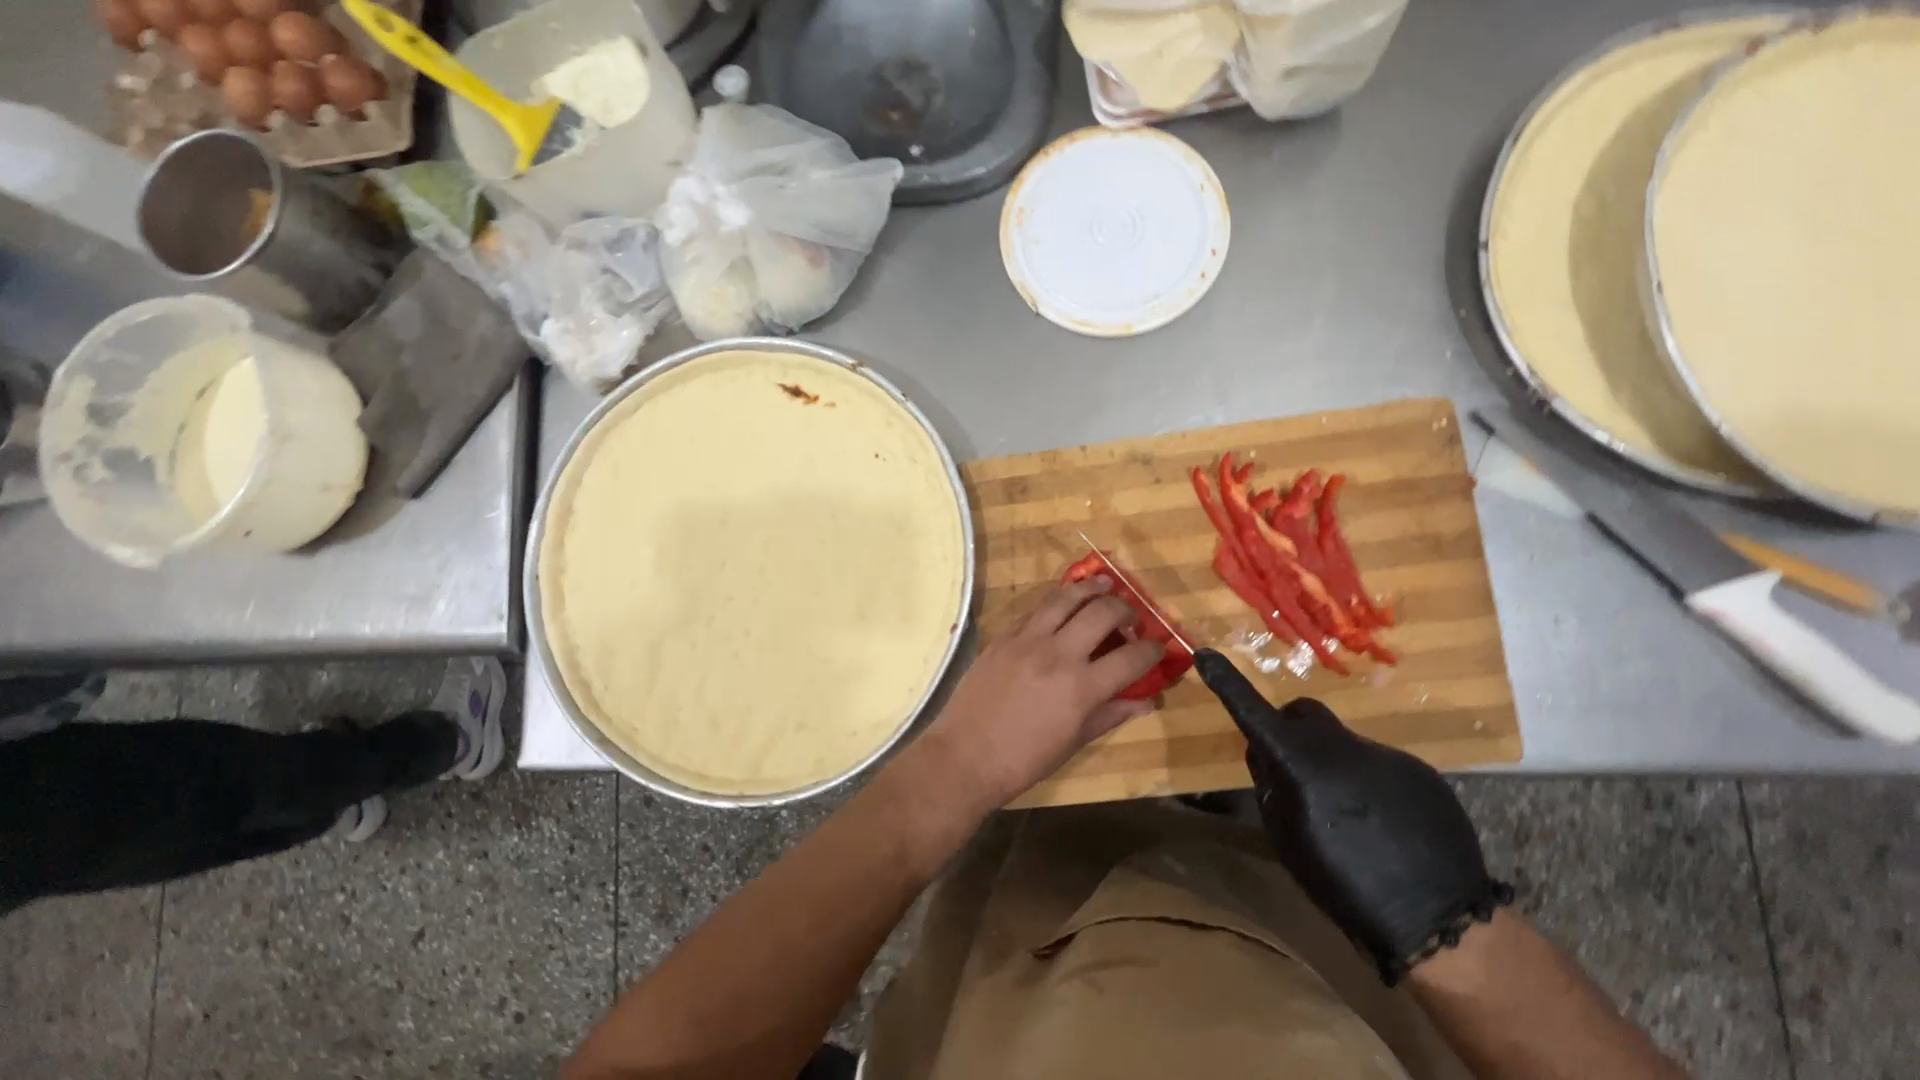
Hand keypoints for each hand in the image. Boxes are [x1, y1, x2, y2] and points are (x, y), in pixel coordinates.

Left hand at [913, 577, 1163, 810]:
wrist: (966, 757)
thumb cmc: (1024, 760)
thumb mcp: (1074, 741)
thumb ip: (1110, 714)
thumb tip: (1145, 702)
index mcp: (1082, 688)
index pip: (1131, 658)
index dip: (1151, 650)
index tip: (1157, 647)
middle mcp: (1058, 655)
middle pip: (1102, 613)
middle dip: (1125, 609)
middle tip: (1131, 615)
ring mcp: (1026, 641)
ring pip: (1065, 598)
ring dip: (1090, 589)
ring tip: (1104, 583)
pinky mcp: (1002, 638)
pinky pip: (1033, 610)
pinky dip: (1054, 602)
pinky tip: (1061, 603)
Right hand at [1193, 650, 1512, 983]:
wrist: (1436, 916)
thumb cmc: (1343, 885)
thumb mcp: (1287, 840)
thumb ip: (1270, 789)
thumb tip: (1266, 757)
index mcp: (1303, 765)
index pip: (1255, 714)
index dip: (1227, 684)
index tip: (1206, 656)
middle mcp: (1343, 746)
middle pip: (1303, 714)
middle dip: (1290, 731)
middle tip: (1289, 770)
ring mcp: (1386, 755)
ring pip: (1341, 744)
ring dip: (1331, 765)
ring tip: (1347, 817)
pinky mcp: (1419, 771)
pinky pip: (1376, 765)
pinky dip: (1366, 784)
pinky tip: (1381, 825)